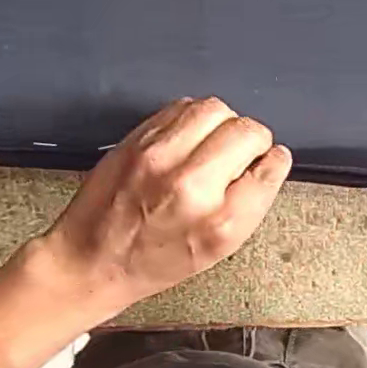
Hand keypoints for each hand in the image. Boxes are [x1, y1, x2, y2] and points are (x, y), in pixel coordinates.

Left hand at [30, 97, 291, 314]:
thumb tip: (269, 161)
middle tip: (241, 156)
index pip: (269, 165)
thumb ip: (251, 203)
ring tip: (213, 145)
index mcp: (220, 221)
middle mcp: (191, 184)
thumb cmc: (156, 260)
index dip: (273, 161)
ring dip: (224, 123)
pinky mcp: (136, 139)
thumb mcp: (219, 249)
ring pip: (216, 109)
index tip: (266, 163)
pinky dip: (194, 118)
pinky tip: (188, 141)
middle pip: (246, 131)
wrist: (93, 259)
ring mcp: (159, 156)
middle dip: (252, 140)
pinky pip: (182, 107)